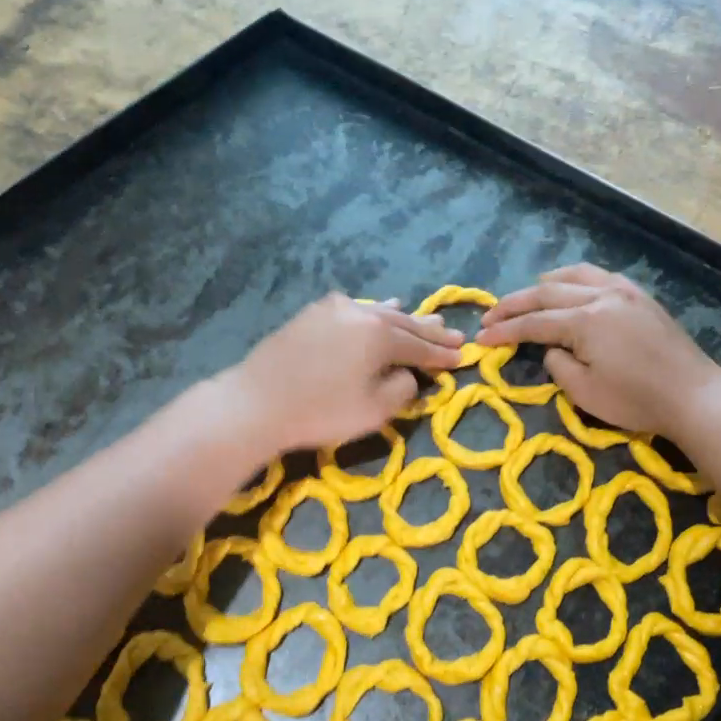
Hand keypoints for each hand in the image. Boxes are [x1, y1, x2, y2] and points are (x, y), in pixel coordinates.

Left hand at [223, 293, 462, 450]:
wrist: (257, 402)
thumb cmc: (321, 411)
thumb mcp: (374, 410)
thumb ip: (402, 388)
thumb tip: (406, 372)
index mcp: (380, 335)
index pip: (420, 346)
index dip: (442, 355)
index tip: (464, 357)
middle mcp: (361, 313)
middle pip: (404, 323)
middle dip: (430, 332)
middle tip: (455, 334)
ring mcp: (333, 309)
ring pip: (380, 313)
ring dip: (405, 319)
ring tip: (428, 318)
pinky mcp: (312, 315)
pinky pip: (355, 310)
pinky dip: (375, 312)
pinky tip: (380, 309)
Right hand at [476, 264, 720, 435]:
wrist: (693, 395)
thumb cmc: (636, 400)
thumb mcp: (585, 392)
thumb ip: (559, 366)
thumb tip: (553, 349)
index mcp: (584, 321)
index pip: (533, 323)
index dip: (504, 330)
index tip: (481, 338)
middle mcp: (601, 296)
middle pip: (547, 293)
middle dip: (515, 304)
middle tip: (490, 314)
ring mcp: (623, 292)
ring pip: (574, 276)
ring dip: (545, 284)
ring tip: (528, 294)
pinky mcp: (640, 297)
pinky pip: (600, 276)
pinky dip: (576, 278)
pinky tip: (572, 286)